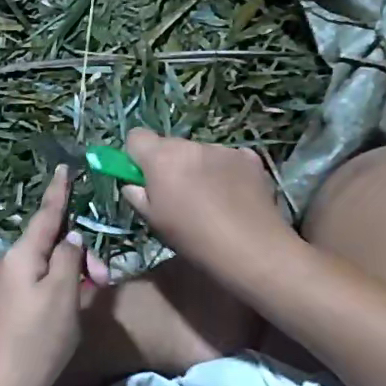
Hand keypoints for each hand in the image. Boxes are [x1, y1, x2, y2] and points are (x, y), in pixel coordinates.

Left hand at [0, 165, 86, 385]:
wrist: (1, 383)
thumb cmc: (37, 336)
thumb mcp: (63, 293)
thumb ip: (68, 258)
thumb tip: (70, 238)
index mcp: (22, 254)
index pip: (46, 214)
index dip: (59, 192)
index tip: (64, 168)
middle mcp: (11, 263)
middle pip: (51, 243)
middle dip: (81, 254)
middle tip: (104, 280)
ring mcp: (7, 285)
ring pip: (48, 265)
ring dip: (74, 274)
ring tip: (93, 297)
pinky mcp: (9, 305)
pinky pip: (40, 283)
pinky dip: (61, 288)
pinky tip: (73, 306)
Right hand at [120, 128, 295, 279]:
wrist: (251, 248)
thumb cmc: (193, 238)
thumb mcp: (153, 221)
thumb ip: (137, 195)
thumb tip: (134, 184)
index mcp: (162, 158)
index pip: (136, 136)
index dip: (136, 155)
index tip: (143, 176)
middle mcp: (191, 145)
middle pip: (170, 145)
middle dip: (169, 164)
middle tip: (177, 195)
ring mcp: (223, 149)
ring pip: (200, 152)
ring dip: (198, 168)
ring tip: (210, 200)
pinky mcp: (250, 158)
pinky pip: (228, 159)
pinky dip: (225, 172)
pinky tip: (233, 196)